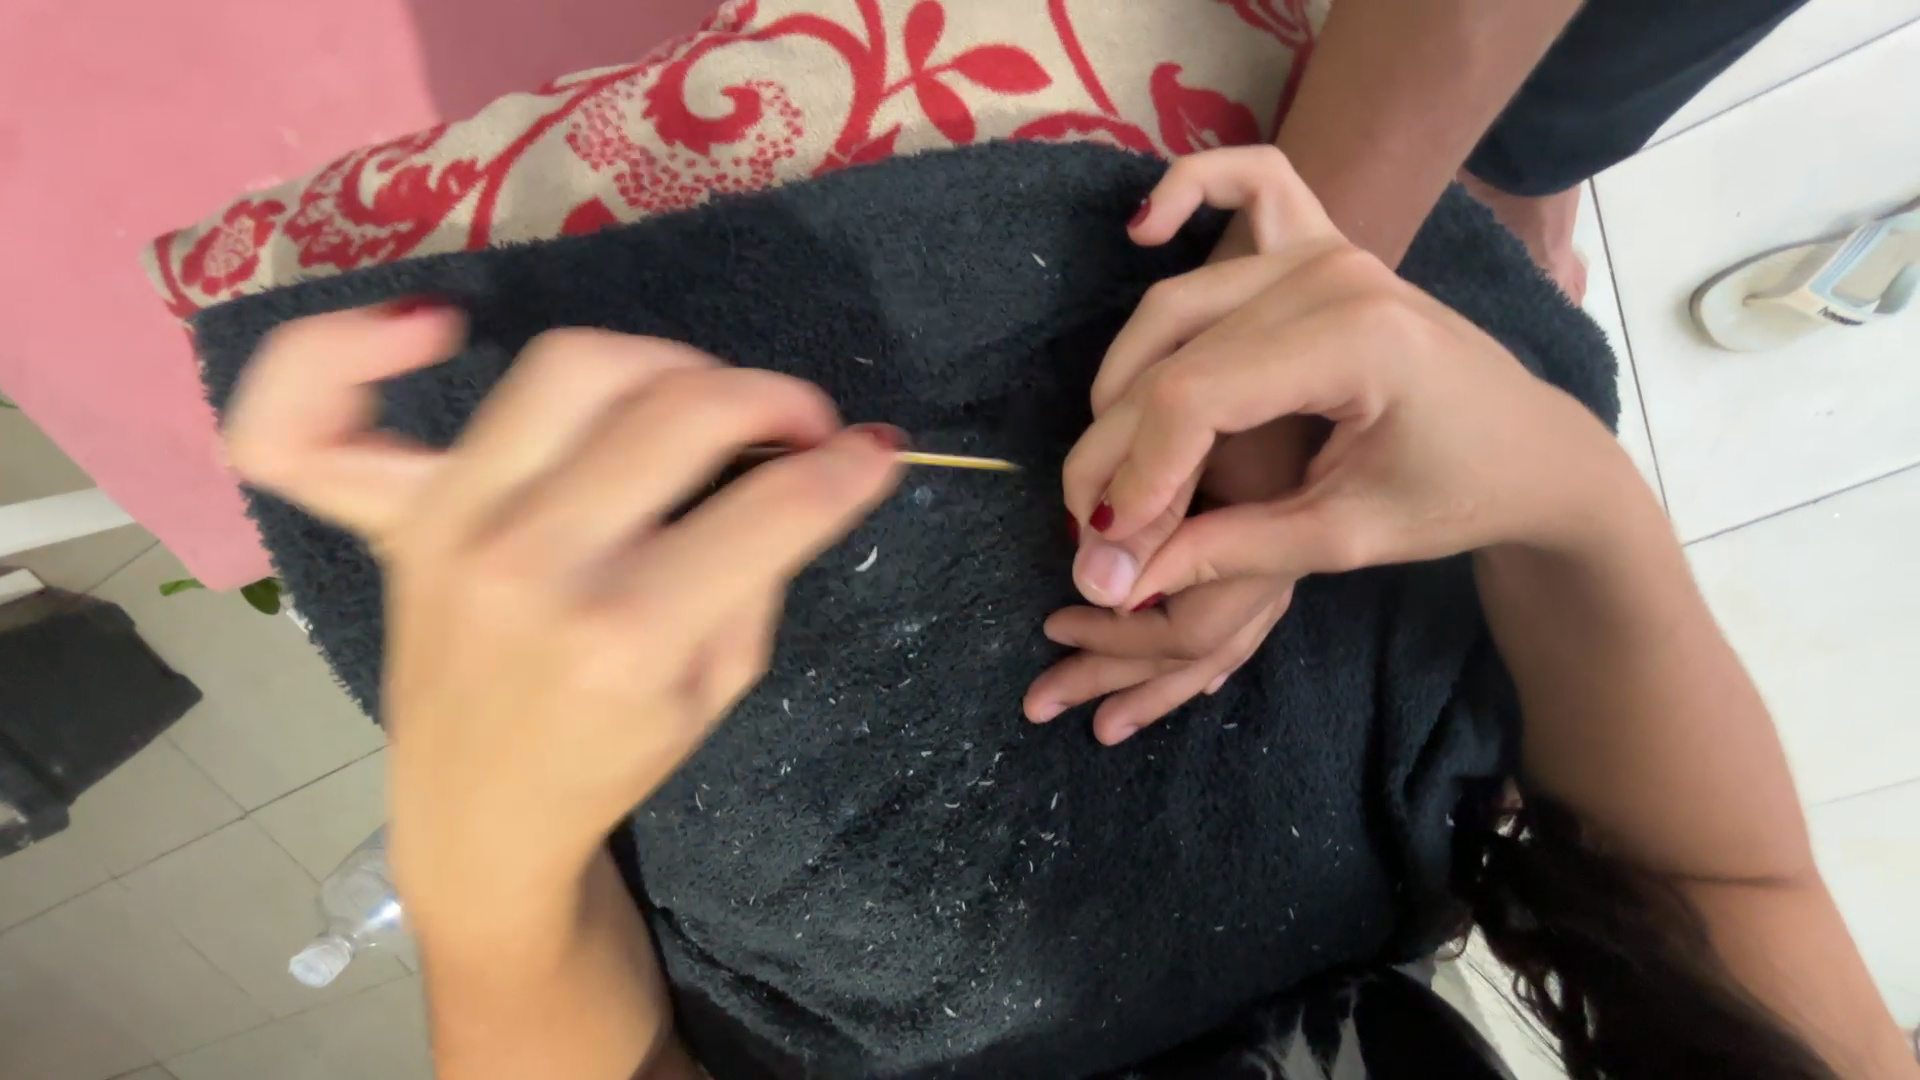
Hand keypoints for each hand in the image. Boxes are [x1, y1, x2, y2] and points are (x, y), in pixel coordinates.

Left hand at [224, 306, 901, 926]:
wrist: (486, 814)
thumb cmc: (620, 755)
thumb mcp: (727, 682)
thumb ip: (762, 564)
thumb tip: (800, 464)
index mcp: (633, 633)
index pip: (776, 508)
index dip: (849, 467)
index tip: (878, 451)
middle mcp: (536, 563)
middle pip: (682, 410)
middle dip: (775, 398)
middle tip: (805, 421)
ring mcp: (453, 527)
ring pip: (575, 368)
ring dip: (670, 361)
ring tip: (702, 395)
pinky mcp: (397, 519)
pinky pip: (317, 417)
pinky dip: (351, 346)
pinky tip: (438, 328)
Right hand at [1062, 225, 1636, 609]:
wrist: (1534, 452)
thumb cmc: (1455, 498)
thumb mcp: (1339, 541)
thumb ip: (1220, 555)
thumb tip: (1113, 583)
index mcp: (1357, 341)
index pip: (1194, 398)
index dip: (1134, 473)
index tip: (1108, 545)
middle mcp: (1332, 274)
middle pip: (1170, 358)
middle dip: (1113, 450)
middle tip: (1091, 523)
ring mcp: (1326, 249)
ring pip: (1174, 306)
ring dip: (1121, 381)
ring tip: (1108, 456)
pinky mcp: (1322, 244)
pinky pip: (1251, 185)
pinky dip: (1191, 190)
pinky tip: (1141, 228)